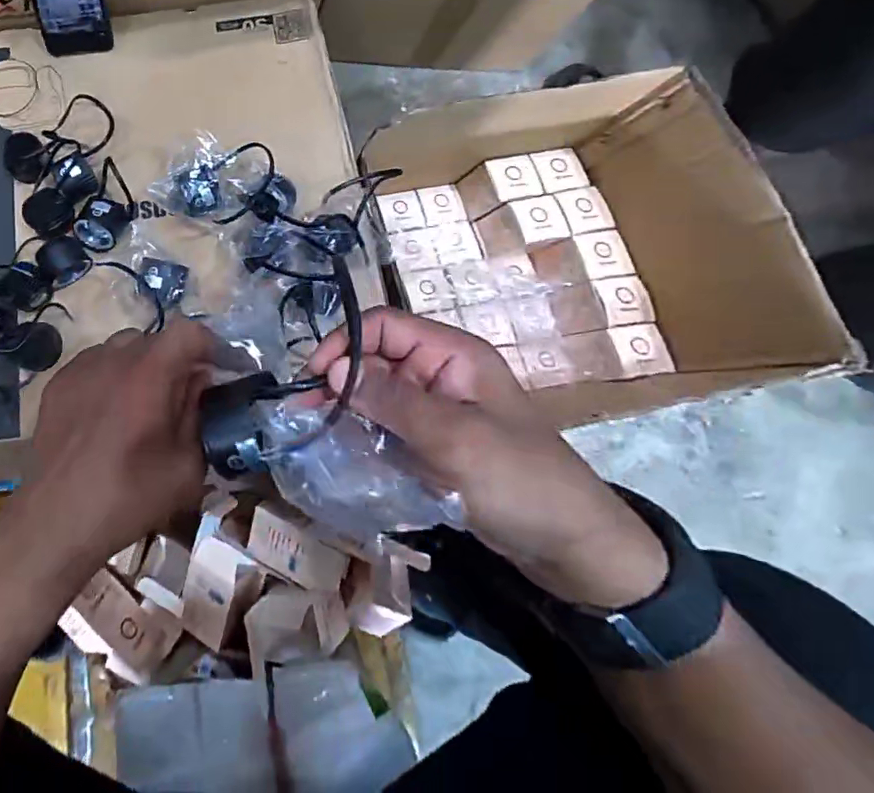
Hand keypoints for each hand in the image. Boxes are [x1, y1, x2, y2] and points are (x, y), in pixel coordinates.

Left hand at [12, 319, 216, 574]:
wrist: (56, 520)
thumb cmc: (129, 496)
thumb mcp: (187, 465)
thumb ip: (198, 414)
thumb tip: (200, 383)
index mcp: (149, 372)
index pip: (190, 332)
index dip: (213, 346)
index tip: (226, 371)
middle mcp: (113, 358)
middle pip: (157, 340)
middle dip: (179, 360)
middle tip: (187, 393)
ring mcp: (81, 367)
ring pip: (123, 349)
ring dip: (143, 367)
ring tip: (145, 402)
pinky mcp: (57, 383)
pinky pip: (95, 365)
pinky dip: (112, 378)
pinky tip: (110, 413)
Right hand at [305, 308, 667, 607]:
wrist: (572, 547)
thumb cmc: (520, 481)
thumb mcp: (454, 438)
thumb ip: (391, 402)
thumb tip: (332, 369)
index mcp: (451, 355)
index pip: (384, 326)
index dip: (344, 342)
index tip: (313, 377)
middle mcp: (439, 374)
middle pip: (375, 360)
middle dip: (337, 381)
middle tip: (302, 415)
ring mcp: (435, 411)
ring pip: (376, 397)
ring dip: (344, 410)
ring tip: (310, 433)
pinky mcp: (431, 444)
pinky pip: (386, 429)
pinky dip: (362, 436)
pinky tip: (338, 452)